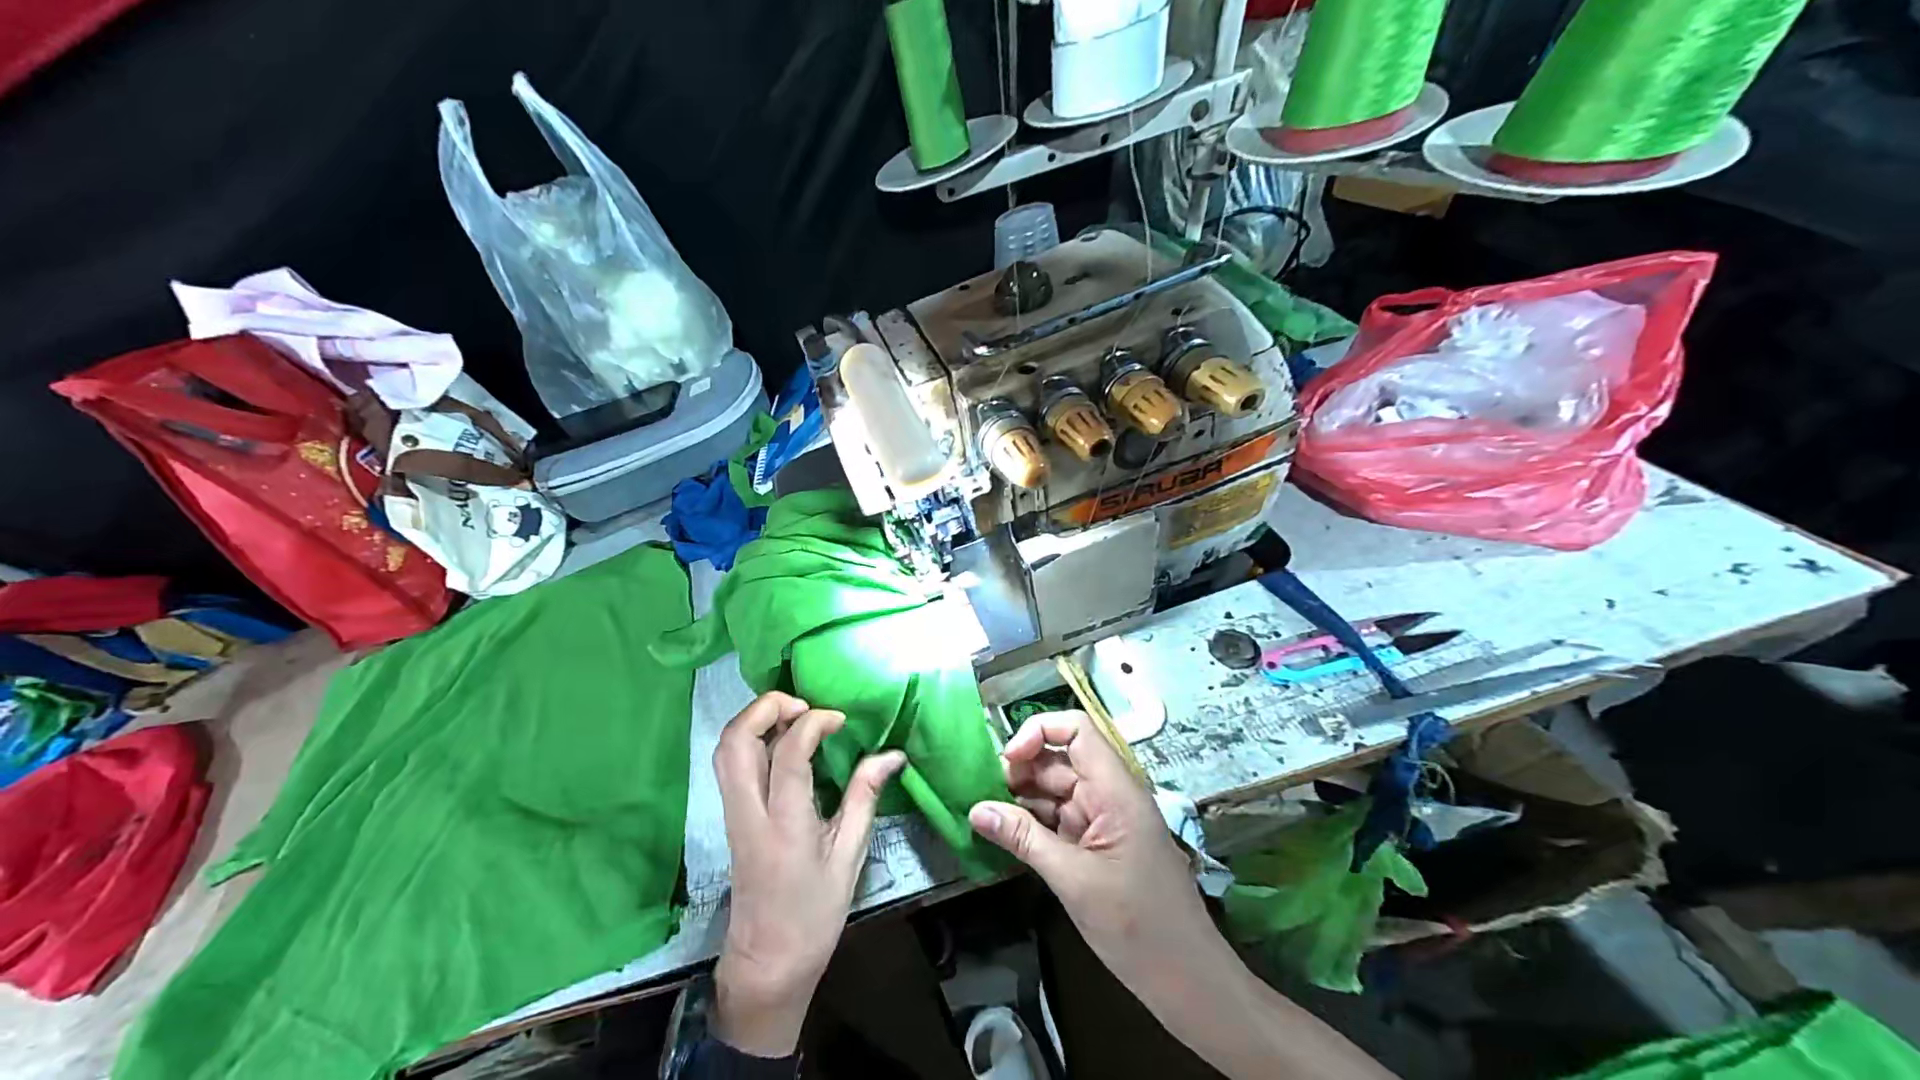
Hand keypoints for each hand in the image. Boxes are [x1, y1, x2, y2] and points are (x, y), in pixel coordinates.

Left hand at [711, 692, 906, 1057]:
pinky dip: (750, 738)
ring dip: (754, 719)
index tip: (839, 720)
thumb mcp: (849, 858)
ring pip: (725, 749)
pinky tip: (781, 740)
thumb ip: (864, 798)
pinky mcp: (730, 817)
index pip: (788, 754)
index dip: (813, 723)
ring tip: (794, 716)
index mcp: (784, 826)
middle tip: (804, 705)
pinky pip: (729, 764)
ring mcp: (732, 815)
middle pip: (736, 741)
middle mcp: (749, 813)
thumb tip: (891, 754)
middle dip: (766, 707)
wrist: (767, 962)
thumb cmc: (814, 915)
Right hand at [967, 711, 1226, 1009]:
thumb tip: (976, 810)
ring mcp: (1104, 820)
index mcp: (1115, 790)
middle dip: (1022, 768)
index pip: (1077, 730)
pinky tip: (1005, 832)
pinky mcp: (1098, 845)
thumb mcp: (1072, 879)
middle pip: (1061, 759)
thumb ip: (1023, 839)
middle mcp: (1110, 795)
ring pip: (1057, 790)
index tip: (1007, 760)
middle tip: (984, 792)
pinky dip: (1033, 822)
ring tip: (986, 811)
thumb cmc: (1136, 925)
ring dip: (1023, 796)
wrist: (1186, 978)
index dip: (1038, 732)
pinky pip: (1060, 818)